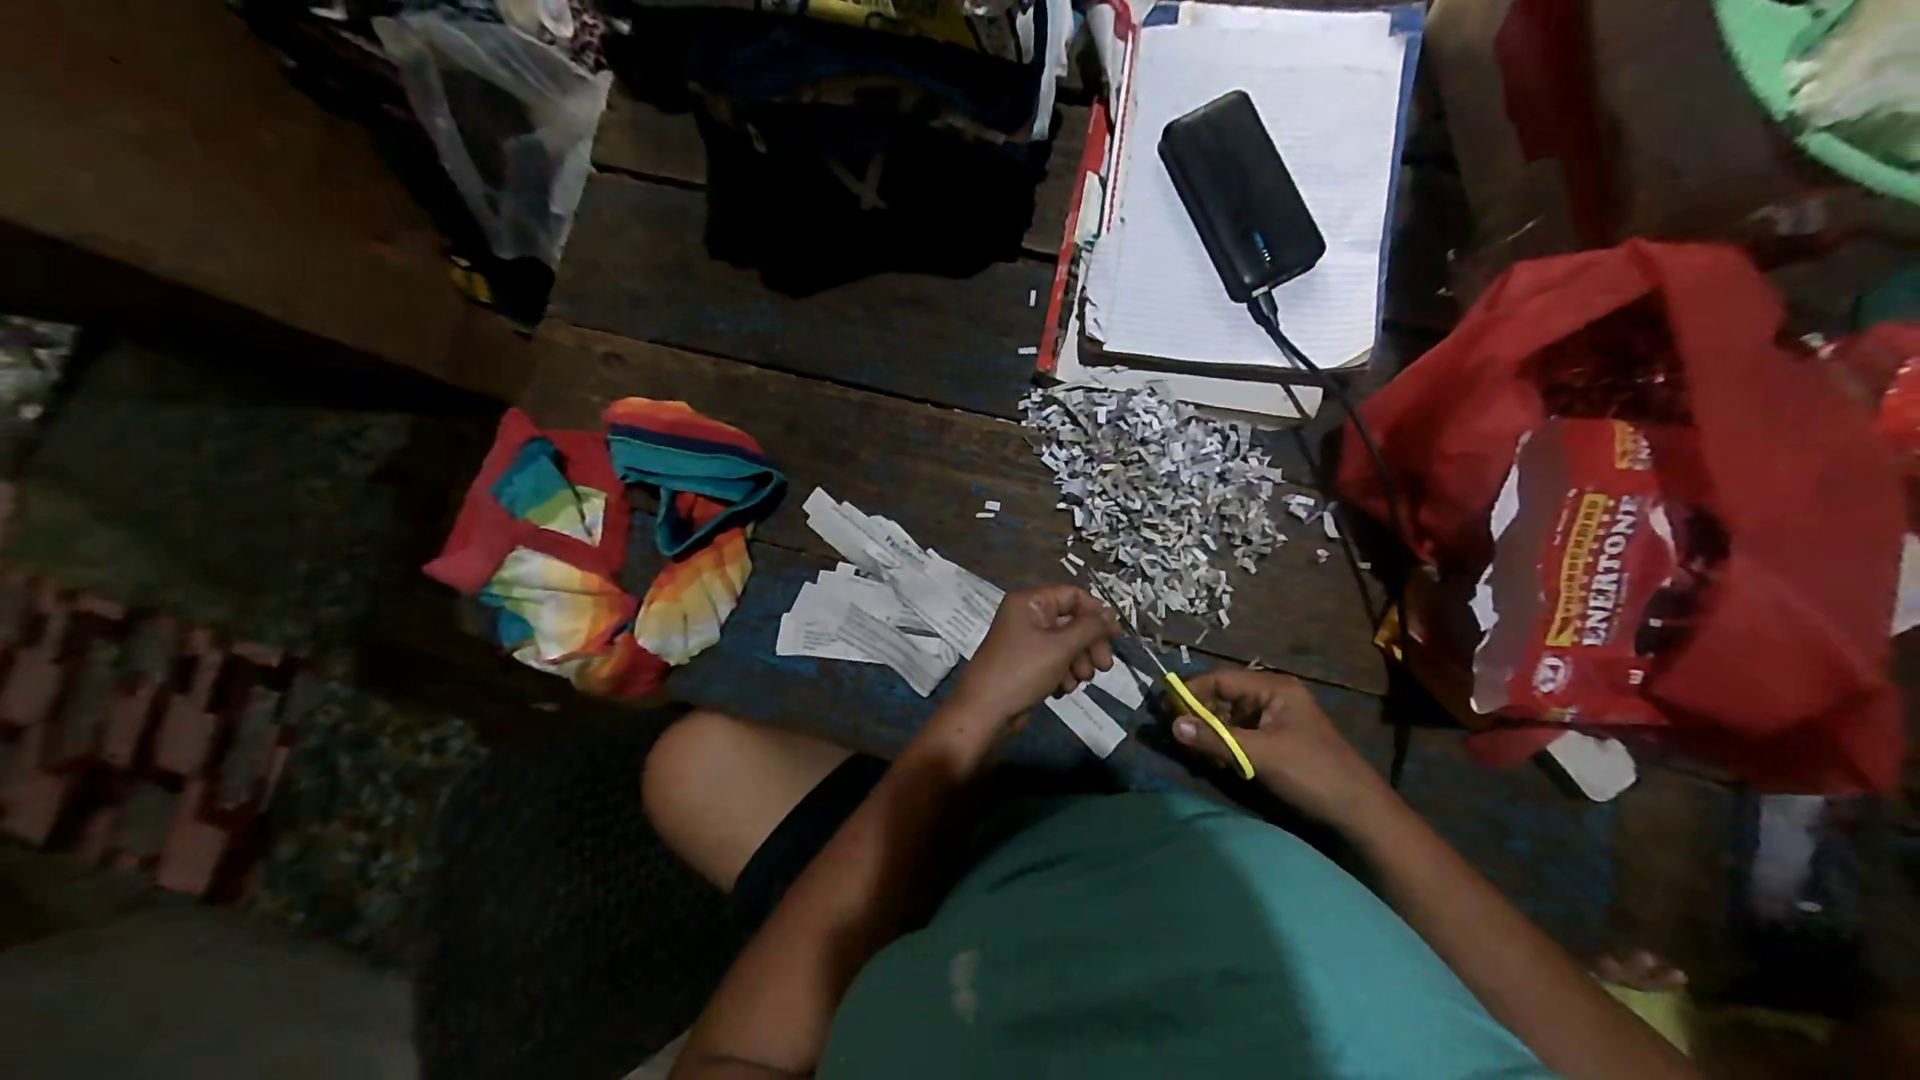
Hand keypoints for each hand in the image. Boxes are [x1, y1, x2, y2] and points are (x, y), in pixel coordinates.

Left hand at [948, 584, 1119, 722]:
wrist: (986, 711)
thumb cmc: (1022, 671)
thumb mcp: (1061, 646)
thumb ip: (1090, 628)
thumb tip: (1111, 614)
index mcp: (1029, 602)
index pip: (1073, 596)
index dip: (1096, 613)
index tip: (1116, 636)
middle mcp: (1027, 616)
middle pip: (1072, 621)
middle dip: (1090, 644)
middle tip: (1104, 666)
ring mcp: (1026, 641)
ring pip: (1066, 644)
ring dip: (1079, 661)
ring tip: (1081, 680)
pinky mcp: (1027, 664)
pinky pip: (1055, 661)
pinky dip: (1064, 673)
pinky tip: (1064, 688)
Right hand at [1172, 668, 1393, 827]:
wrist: (1361, 812)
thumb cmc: (1312, 774)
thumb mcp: (1260, 756)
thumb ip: (1215, 739)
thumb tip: (1173, 725)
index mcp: (1274, 687)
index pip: (1220, 679)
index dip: (1191, 691)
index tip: (1165, 709)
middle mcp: (1274, 695)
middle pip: (1224, 696)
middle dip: (1199, 713)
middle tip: (1175, 731)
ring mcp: (1277, 717)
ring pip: (1231, 715)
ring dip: (1211, 730)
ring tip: (1193, 747)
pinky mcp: (1278, 738)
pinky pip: (1242, 732)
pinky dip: (1226, 742)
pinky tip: (1216, 758)